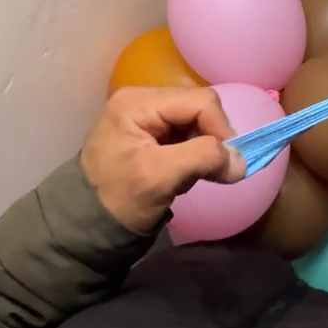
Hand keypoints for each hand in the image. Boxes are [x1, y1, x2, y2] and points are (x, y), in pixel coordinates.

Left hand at [81, 86, 245, 232]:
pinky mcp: (152, 134)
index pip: (200, 101)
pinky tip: (180, 176)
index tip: (228, 163)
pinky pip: (187, 136)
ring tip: (186, 177)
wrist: (84, 227)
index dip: (221, 129)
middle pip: (200, 109)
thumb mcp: (160, 177)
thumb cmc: (117, 200)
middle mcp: (143, 100)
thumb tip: (243, 162)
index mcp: (139, 102)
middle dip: (210, 141)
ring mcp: (147, 116)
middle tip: (207, 172)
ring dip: (201, 151)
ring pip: (197, 123)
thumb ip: (202, 159)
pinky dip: (192, 157)